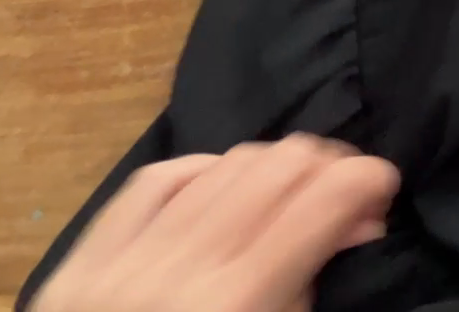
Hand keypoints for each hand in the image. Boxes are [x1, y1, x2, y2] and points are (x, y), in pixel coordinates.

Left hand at [31, 134, 398, 311]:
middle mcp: (184, 270)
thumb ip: (317, 281)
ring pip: (230, 161)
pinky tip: (219, 195)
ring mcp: (124, 264)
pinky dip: (201, 173)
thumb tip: (362, 220)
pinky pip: (156, 180)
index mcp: (240, 303)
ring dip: (274, 168)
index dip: (373, 177)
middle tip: (339, 194)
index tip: (381, 193)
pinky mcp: (77, 267)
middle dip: (330, 166)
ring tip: (283, 197)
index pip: (331, 194)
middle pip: (286, 162)